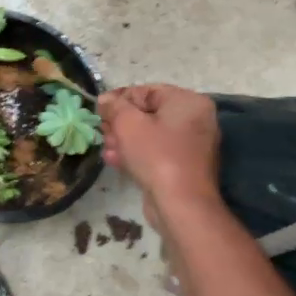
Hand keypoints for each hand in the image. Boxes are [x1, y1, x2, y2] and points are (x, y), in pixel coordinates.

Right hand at [97, 84, 221, 208]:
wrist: (181, 204)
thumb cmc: (156, 154)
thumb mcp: (128, 123)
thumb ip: (114, 106)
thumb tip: (105, 100)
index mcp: (188, 102)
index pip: (147, 91)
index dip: (120, 98)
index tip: (99, 109)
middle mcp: (196, 120)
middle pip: (149, 113)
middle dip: (121, 122)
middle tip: (102, 130)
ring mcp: (192, 146)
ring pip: (151, 135)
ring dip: (125, 139)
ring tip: (107, 147)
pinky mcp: (185, 168)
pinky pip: (157, 152)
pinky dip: (137, 154)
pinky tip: (115, 160)